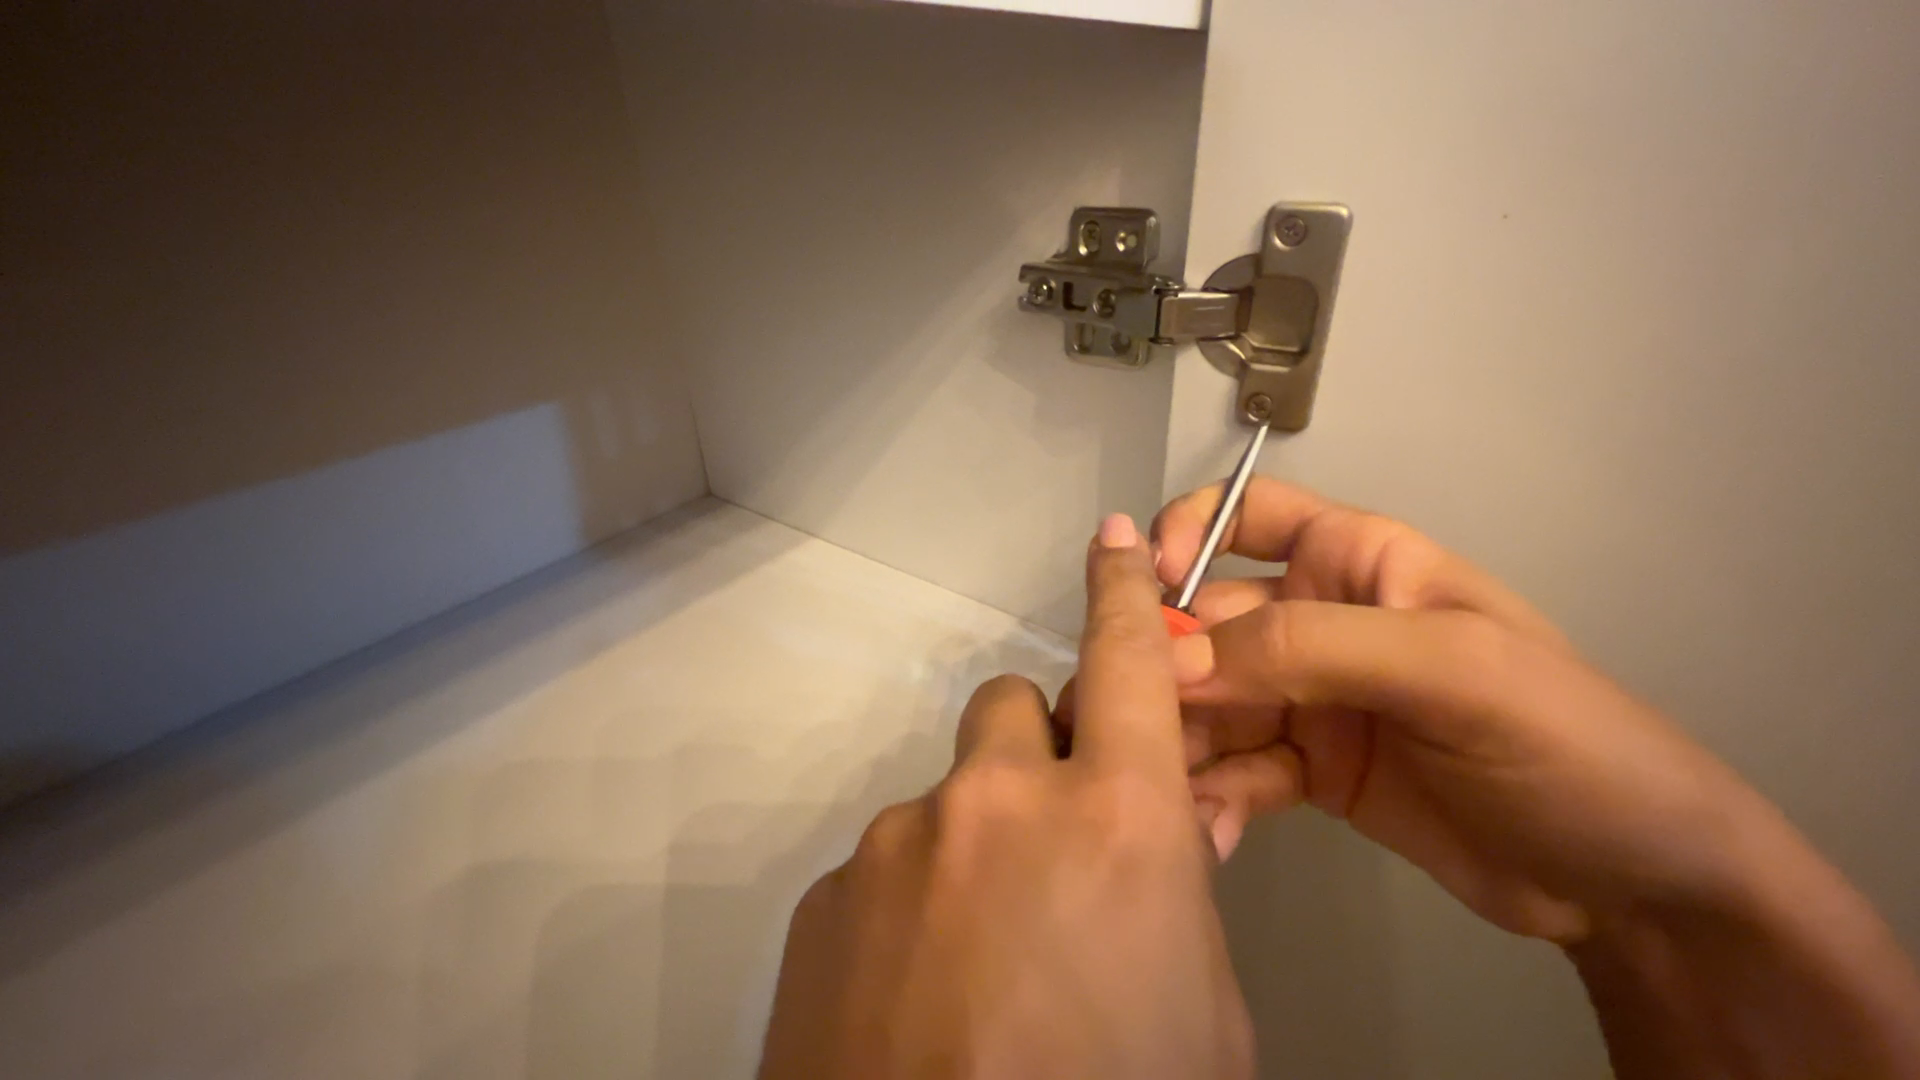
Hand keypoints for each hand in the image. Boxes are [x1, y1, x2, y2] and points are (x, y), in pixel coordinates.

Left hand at [758, 515, 1252, 1079]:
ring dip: (979, 838)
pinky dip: (918, 897)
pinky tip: (924, 994)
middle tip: (1057, 835)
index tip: (1107, 541)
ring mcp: (898, 843)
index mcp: (1110, 820)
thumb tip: (1182, 822)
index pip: (1125, 664)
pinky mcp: (830, 895)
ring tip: (986, 952)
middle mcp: (993, 803)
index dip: (1122, 594)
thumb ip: (1187, 895)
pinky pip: (890, 862)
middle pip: (1013, 709)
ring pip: (951, 795)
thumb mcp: (1203, 1016)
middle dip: (1042, 750)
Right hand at [1154, 478, 1919, 1076]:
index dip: (1186, 533)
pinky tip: (1214, 828)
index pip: (1247, 514)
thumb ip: (1310, 650)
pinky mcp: (1307, 768)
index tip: (1149, 586)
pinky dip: (1215, 791)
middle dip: (1170, 668)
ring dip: (1183, 741)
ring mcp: (1310, 697)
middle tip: (1138, 727)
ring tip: (1172, 794)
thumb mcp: (1448, 672)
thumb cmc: (1564, 742)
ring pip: (1210, 698)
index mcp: (1357, 563)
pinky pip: (1235, 764)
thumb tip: (1175, 661)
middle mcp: (1319, 620)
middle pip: (1209, 621)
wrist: (1634, 887)